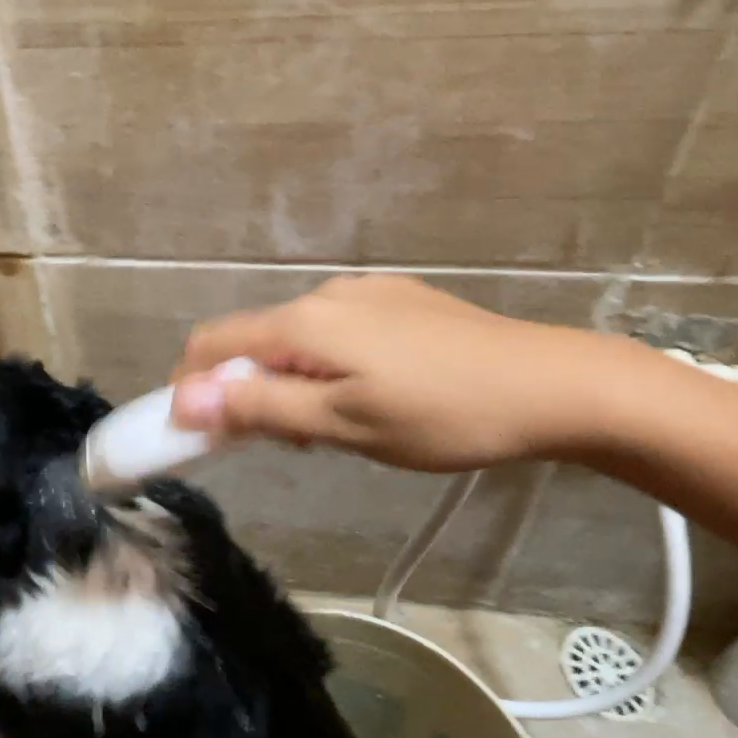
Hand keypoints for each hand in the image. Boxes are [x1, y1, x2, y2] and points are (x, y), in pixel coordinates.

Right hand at [169, 275, 635, 471]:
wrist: (553, 385)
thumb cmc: (442, 415)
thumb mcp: (343, 425)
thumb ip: (259, 408)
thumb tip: (184, 398)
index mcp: (305, 322)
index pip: (212, 342)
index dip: (188, 386)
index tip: (194, 434)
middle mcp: (328, 294)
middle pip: (254, 339)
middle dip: (244, 389)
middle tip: (277, 443)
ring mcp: (369, 293)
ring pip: (298, 339)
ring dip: (287, 381)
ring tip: (330, 429)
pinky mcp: (402, 302)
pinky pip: (337, 332)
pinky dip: (325, 367)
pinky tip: (370, 399)